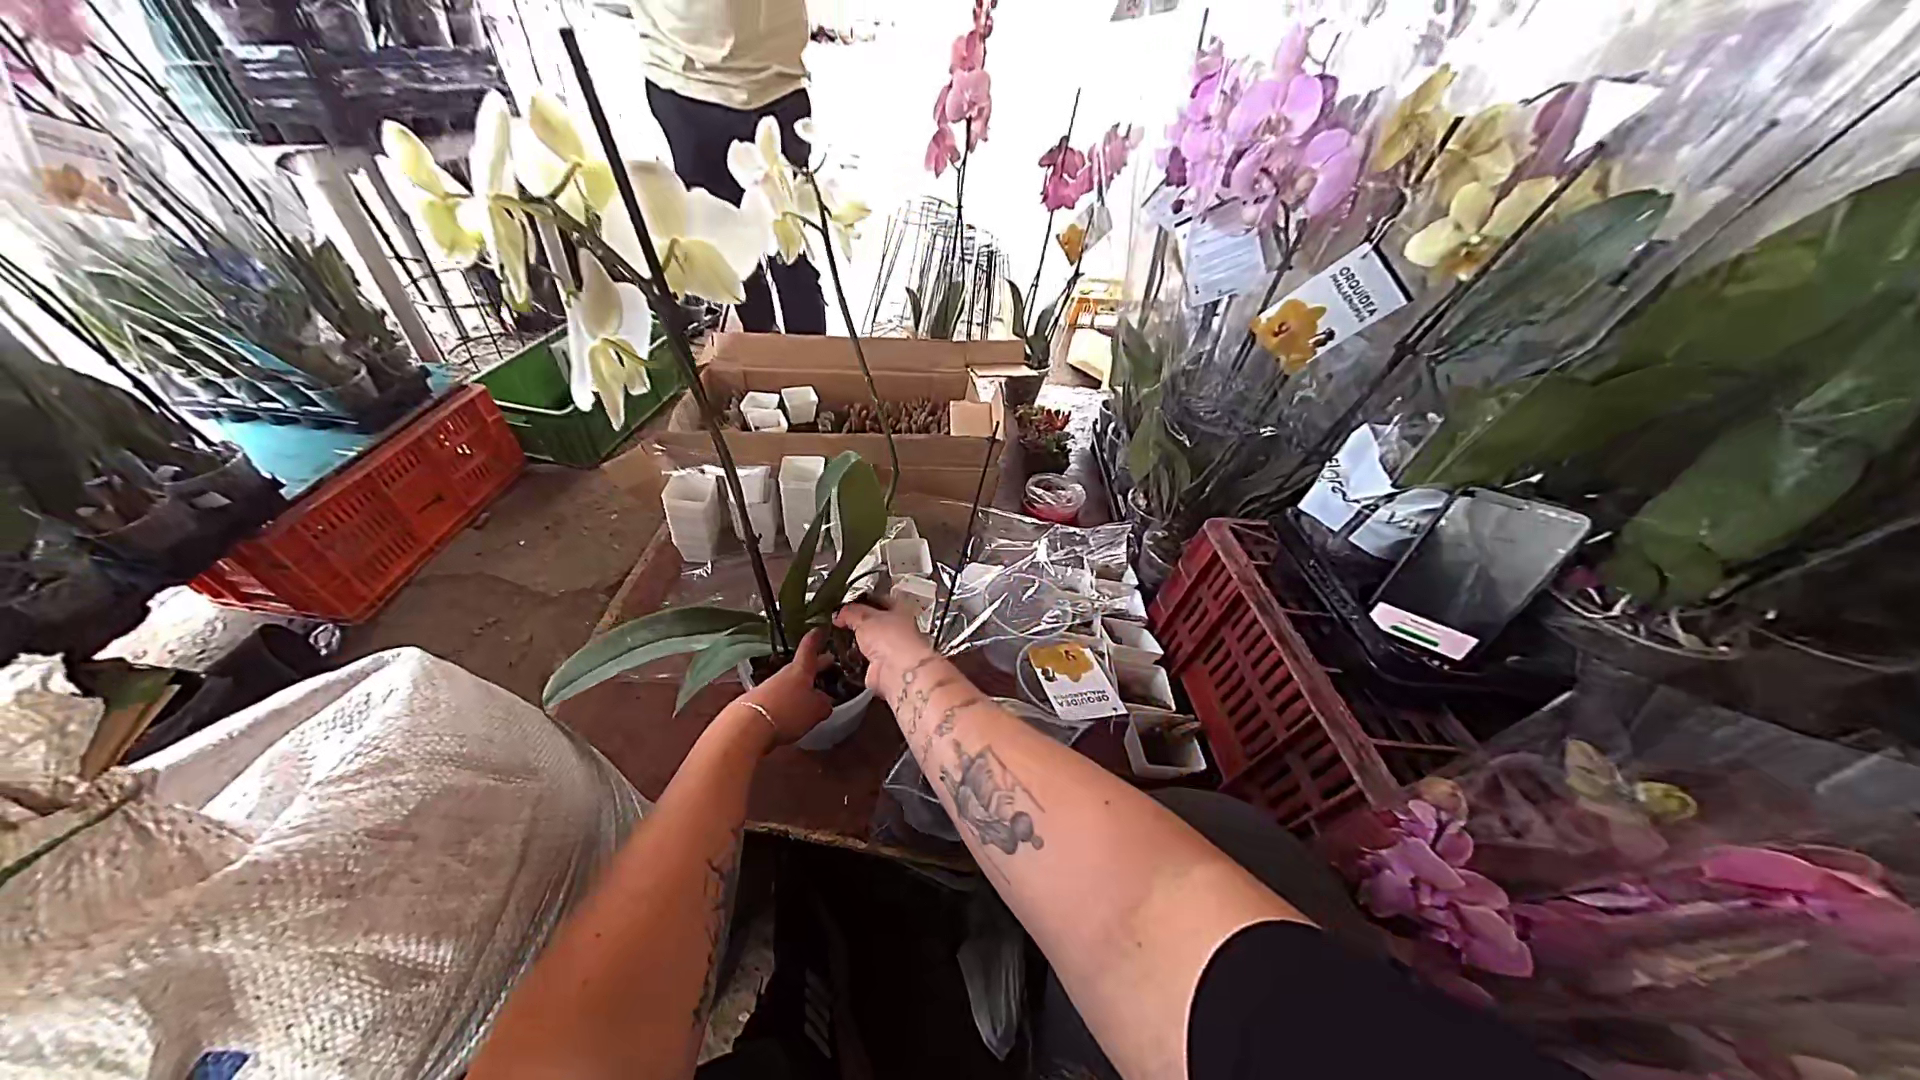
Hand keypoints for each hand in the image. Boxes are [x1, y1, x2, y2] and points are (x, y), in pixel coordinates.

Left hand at [736, 628, 834, 745]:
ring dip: (802, 685)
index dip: (816, 638)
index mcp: (801, 670)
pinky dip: (789, 701)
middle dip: (815, 664)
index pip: (809, 647)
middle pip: (801, 666)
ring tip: (814, 694)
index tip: (820, 628)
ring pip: (790, 682)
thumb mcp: (816, 709)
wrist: (748, 726)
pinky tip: (794, 712)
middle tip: (828, 661)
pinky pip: (780, 697)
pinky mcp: (758, 703)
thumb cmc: (789, 710)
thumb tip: (825, 701)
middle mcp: (784, 675)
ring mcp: (769, 688)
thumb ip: (824, 703)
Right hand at [834, 600, 934, 697]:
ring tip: (840, 638)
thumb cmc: (892, 638)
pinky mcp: (880, 667)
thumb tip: (840, 613)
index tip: (847, 603)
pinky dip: (853, 659)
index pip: (880, 599)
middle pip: (873, 622)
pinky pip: (862, 660)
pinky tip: (844, 655)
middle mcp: (897, 629)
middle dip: (857, 623)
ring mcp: (889, 649)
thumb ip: (851, 612)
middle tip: (841, 621)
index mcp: (900, 609)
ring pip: (867, 641)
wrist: (897, 671)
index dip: (863, 600)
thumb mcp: (865, 617)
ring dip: (855, 642)